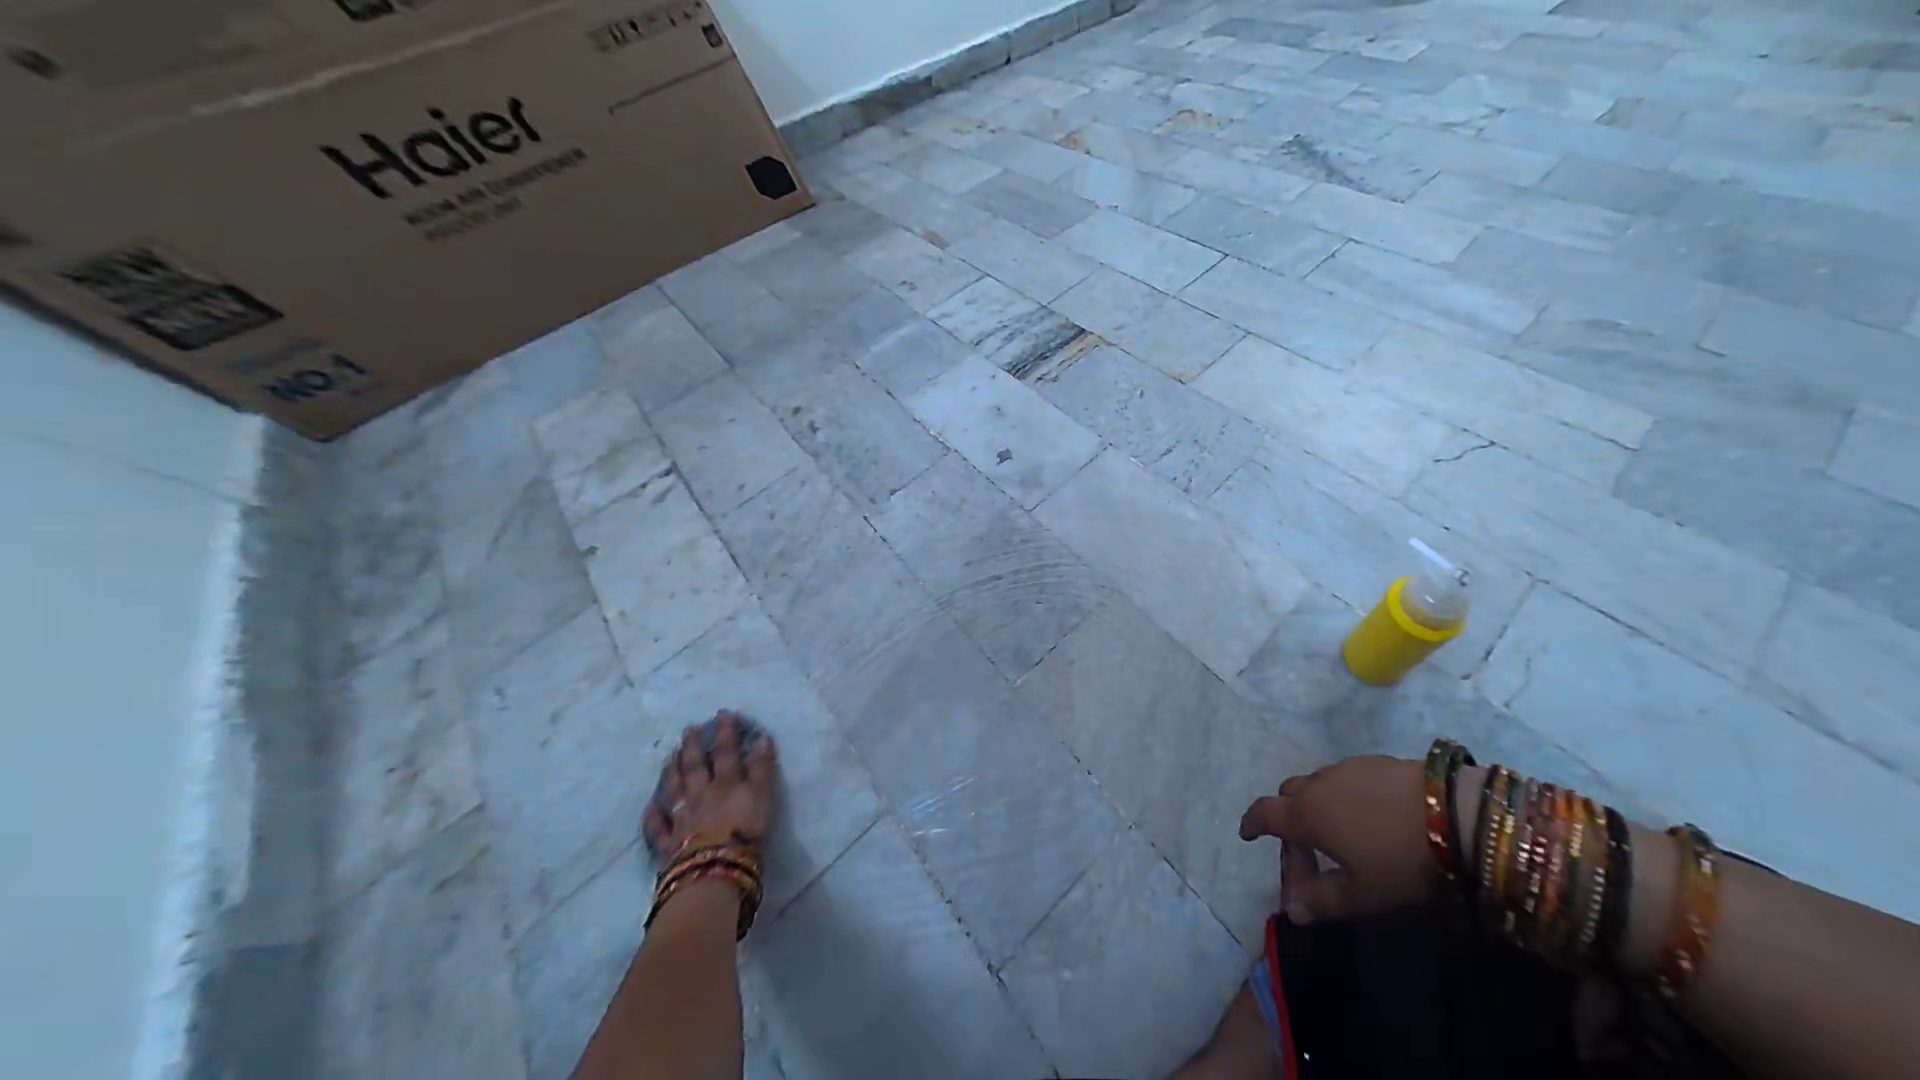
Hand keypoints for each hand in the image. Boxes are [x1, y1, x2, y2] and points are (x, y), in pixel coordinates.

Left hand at [643, 711, 777, 856]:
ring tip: (670, 756)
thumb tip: (761, 739)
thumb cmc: (745, 831)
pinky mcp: (669, 843)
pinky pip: (658, 826)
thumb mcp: (763, 795)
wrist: (713, 869)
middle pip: (694, 766)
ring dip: (672, 771)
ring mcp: (681, 817)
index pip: (725, 751)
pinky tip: (651, 806)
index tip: (722, 714)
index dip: (725, 732)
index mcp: (725, 782)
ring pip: (673, 789)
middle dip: (692, 746)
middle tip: (688, 729)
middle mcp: (700, 794)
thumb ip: (762, 768)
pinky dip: (654, 814)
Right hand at [1239, 754, 1436, 924]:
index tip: (1247, 834)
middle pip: (1288, 794)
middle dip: (1288, 817)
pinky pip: (1346, 777)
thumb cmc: (1400, 859)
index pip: (1264, 813)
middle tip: (1305, 847)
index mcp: (1304, 814)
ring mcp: (1347, 768)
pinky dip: (1345, 794)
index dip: (1252, 823)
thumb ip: (1323, 901)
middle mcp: (1317, 784)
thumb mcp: (1363, 893)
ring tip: (1342, 831)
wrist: (1457, 814)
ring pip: (1318, 784)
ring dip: (1319, 804)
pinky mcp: (1377, 762)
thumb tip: (1292, 911)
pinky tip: (1371, 814)